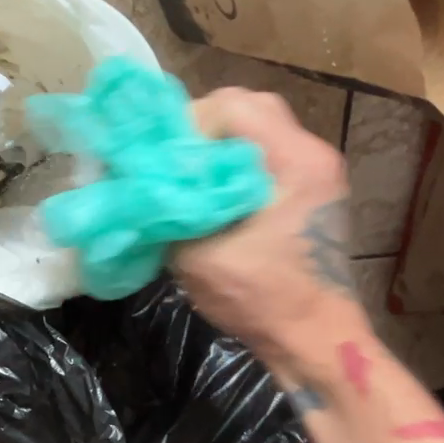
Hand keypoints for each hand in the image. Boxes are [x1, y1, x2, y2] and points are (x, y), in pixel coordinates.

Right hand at [170, 88, 367, 369]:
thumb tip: (131, 184)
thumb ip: (165, 209)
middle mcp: (310, 153)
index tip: (155, 159)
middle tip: (162, 163)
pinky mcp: (304, 190)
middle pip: (246, 107)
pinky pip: (258, 155)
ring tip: (176, 179)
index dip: (184, 124)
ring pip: (252, 130)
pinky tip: (200, 193)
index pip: (231, 105)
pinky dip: (224, 163)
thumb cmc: (257, 297)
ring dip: (209, 146)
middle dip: (195, 129)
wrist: (311, 337)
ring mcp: (312, 171)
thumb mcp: (195, 254)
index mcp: (291, 161)